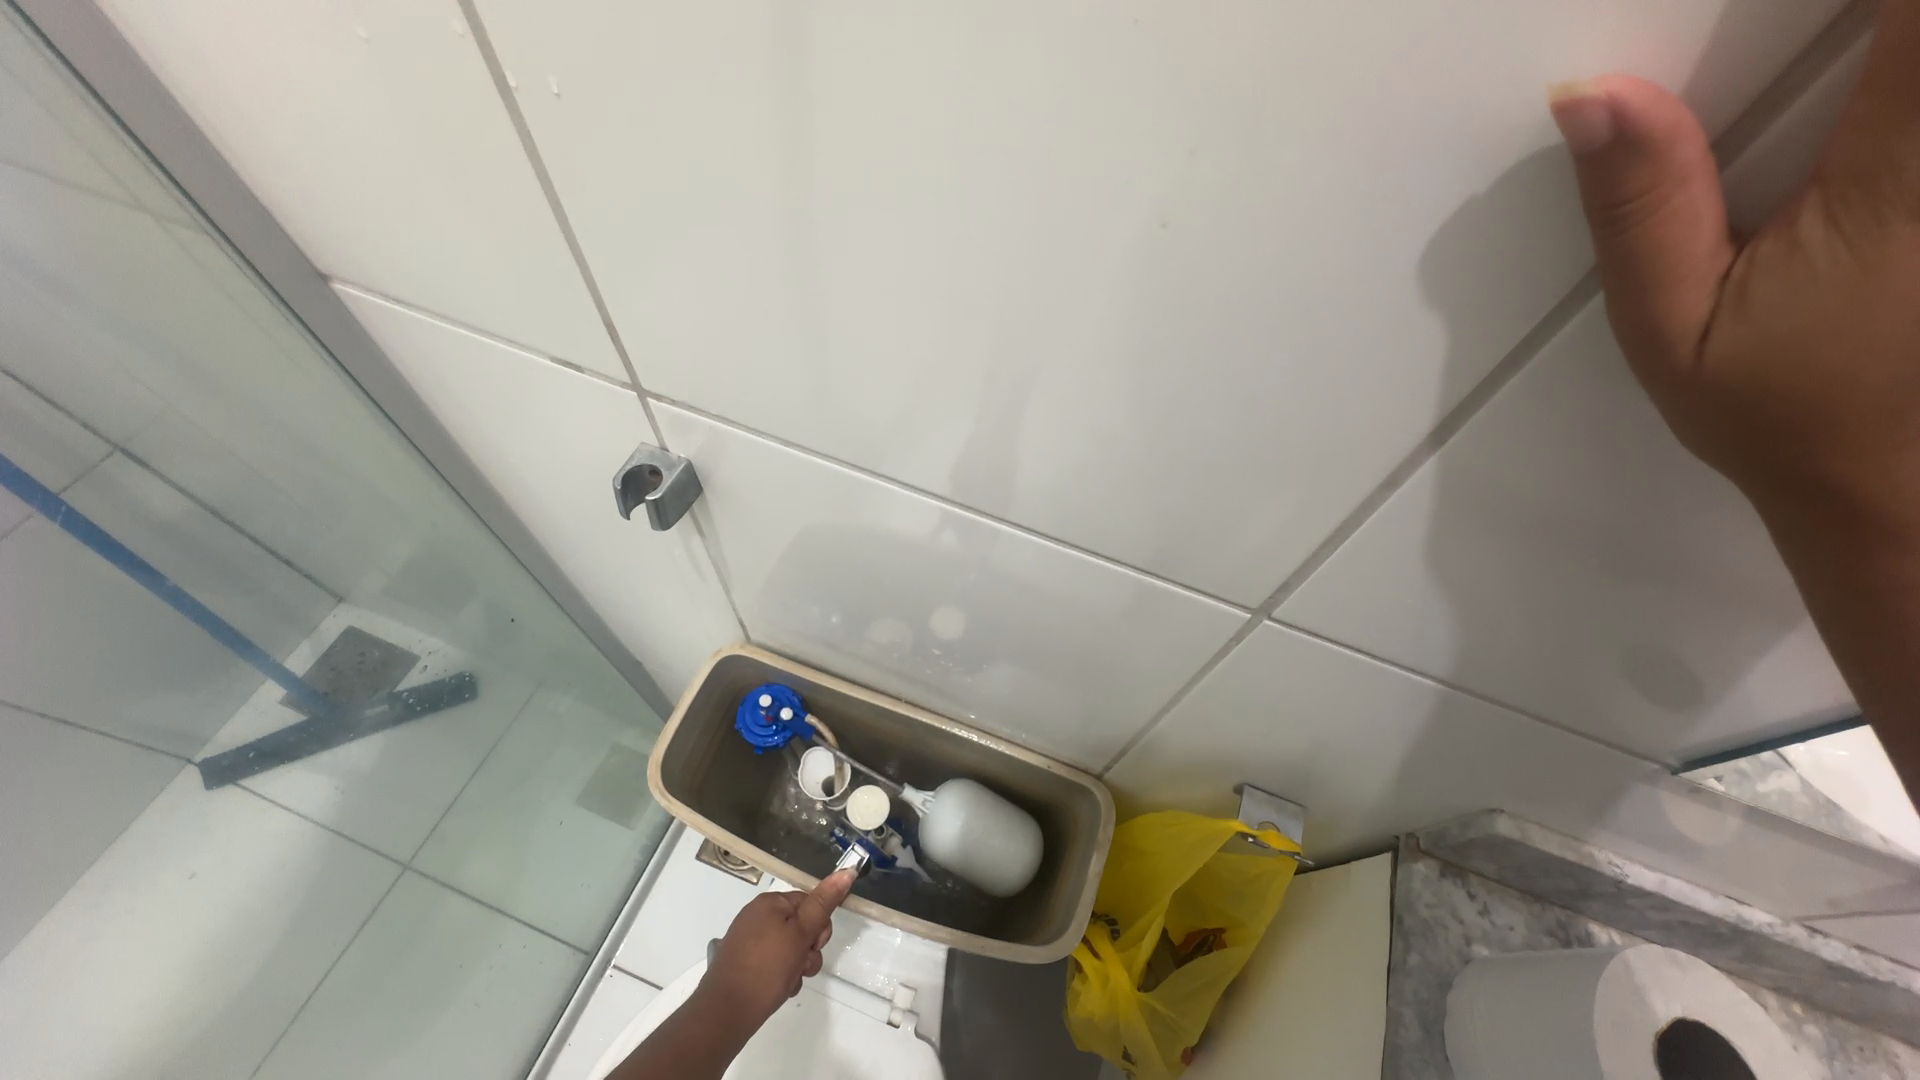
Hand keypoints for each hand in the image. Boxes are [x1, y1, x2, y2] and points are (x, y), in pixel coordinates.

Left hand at [693, 869, 857, 1030]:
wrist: (725, 1013)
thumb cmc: (767, 968)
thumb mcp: (801, 933)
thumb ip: (824, 903)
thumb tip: (847, 870)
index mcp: (770, 902)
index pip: (810, 903)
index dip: (819, 927)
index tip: (814, 946)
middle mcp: (758, 916)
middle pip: (801, 927)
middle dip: (809, 949)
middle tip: (801, 966)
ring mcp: (749, 941)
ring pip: (791, 948)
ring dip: (798, 966)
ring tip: (790, 981)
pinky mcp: (745, 963)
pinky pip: (775, 963)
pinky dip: (783, 975)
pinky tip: (780, 989)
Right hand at [1548, 4, 1919, 795]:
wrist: (1906, 482)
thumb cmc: (1789, 411)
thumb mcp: (1670, 322)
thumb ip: (1640, 206)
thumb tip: (1592, 100)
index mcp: (1901, 165)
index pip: (1907, 9)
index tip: (1752, 18)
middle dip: (1857, 29)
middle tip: (1786, 48)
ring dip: (1877, 54)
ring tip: (1815, 70)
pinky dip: (1890, 77)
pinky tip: (1851, 99)